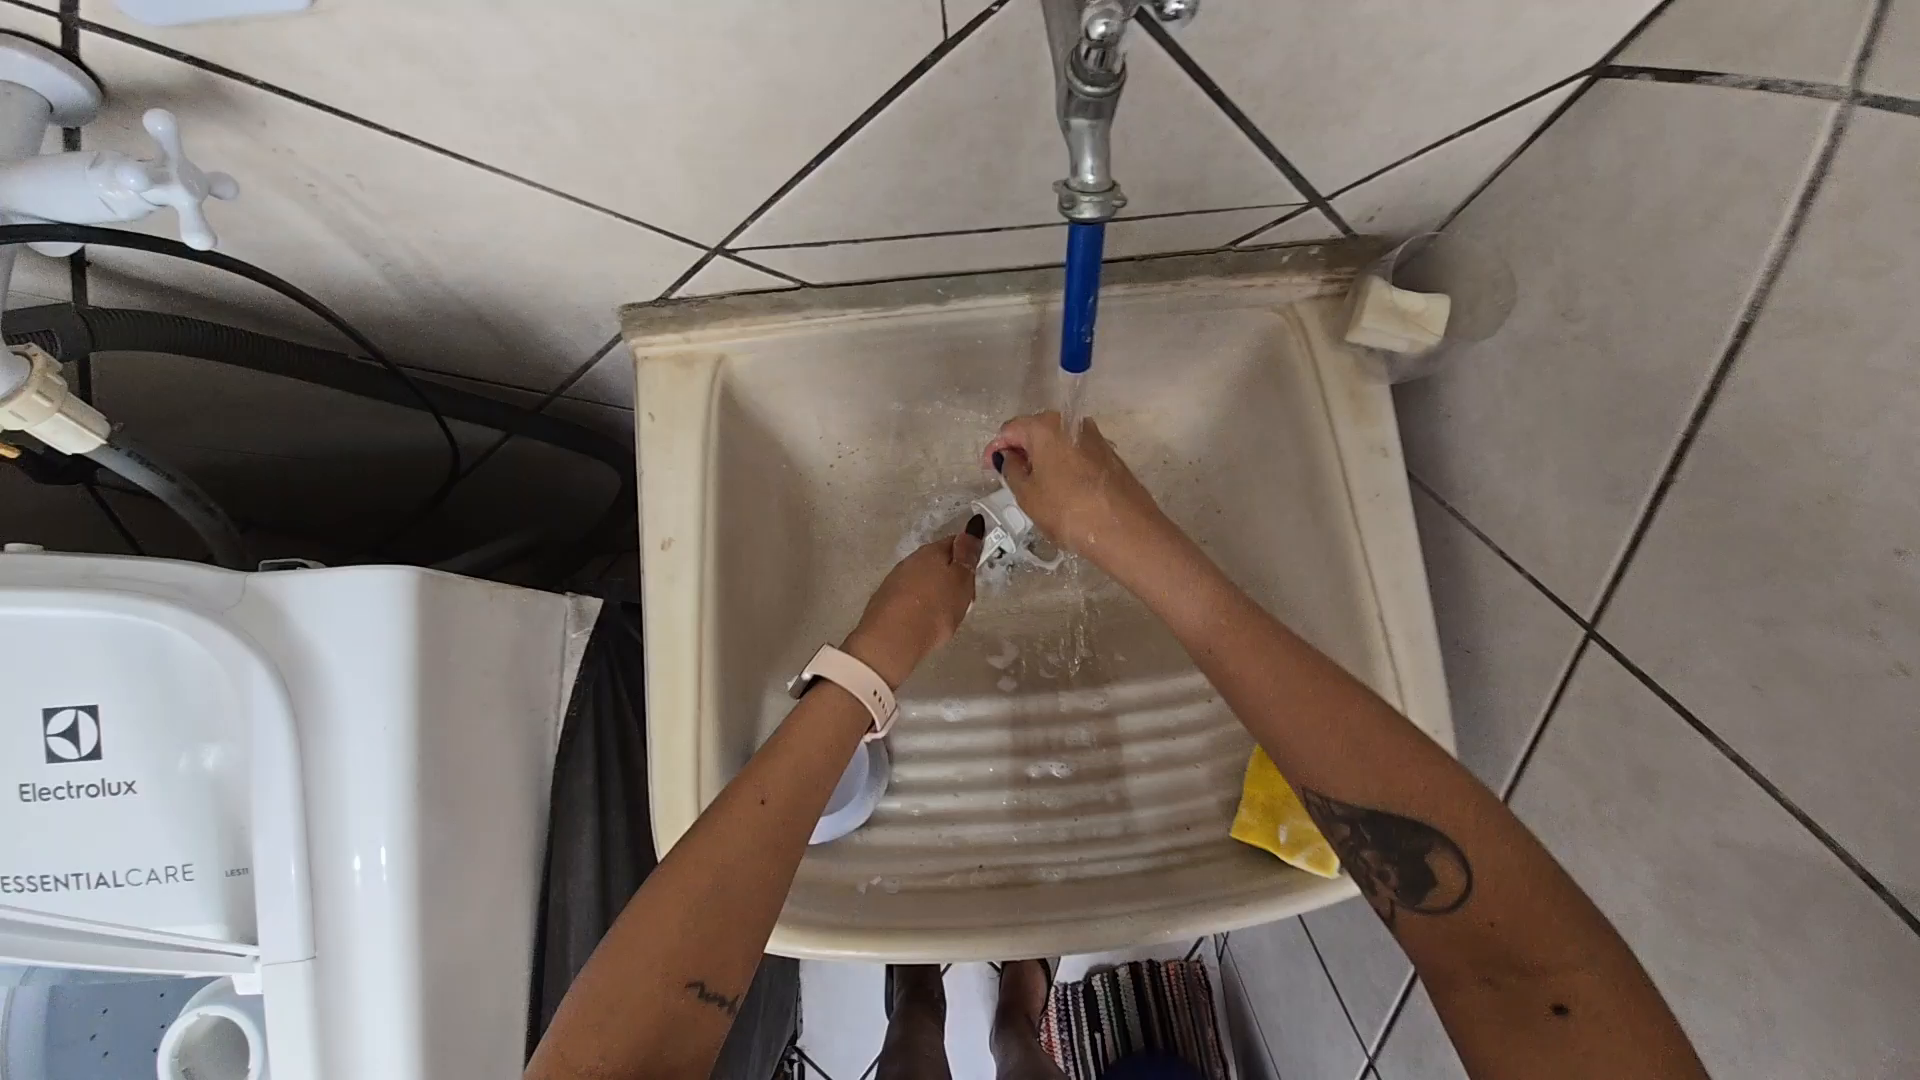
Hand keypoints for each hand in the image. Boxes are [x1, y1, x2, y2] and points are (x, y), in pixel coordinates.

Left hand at [841, 524, 984, 687]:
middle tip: (962, 600)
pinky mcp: (885, 599)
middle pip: (938, 561)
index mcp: (932, 551)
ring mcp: (896, 579)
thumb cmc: (935, 609)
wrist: (892, 639)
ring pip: (923, 579)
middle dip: (951, 576)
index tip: (974, 576)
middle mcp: (911, 559)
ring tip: (943, 614)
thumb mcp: (961, 582)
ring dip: (935, 590)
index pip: (956, 542)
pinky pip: (910, 595)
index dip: (968, 556)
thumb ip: (968, 555)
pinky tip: (923, 619)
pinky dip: (920, 603)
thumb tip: (973, 524)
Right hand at [982, 411, 1166, 567]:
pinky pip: (1075, 453)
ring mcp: (1094, 436)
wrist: (1125, 529)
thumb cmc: (1068, 510)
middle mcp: (1070, 423)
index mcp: (1045, 426)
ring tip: (1035, 487)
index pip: (1010, 429)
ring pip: (1057, 442)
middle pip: (1035, 431)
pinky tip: (1060, 489)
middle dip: (1020, 451)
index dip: (996, 449)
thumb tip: (1008, 457)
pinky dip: (1062, 465)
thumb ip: (1011, 470)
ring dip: (1042, 459)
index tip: (989, 469)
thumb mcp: (1028, 494)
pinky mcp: (1109, 454)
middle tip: (1010, 478)